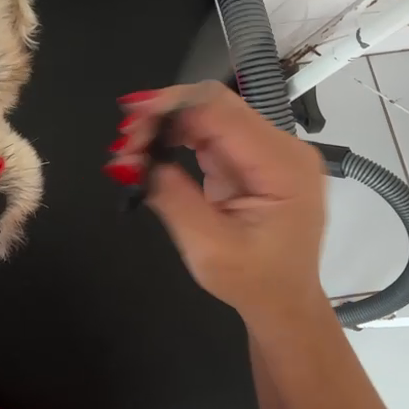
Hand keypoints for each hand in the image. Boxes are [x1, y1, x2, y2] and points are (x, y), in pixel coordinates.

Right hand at [110, 82, 327, 323]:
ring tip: (131, 148)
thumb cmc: (253, 281)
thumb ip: (171, 196)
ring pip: (208, 112)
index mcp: (282, 165)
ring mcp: (268, 150)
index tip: (127, 129)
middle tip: (124, 140)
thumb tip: (129, 162)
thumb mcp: (207, 246)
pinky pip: (209, 130)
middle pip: (215, 104)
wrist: (284, 304)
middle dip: (163, 113)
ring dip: (165, 123)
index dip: (169, 109)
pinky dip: (176, 135)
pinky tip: (150, 149)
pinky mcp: (251, 157)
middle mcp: (281, 147)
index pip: (219, 111)